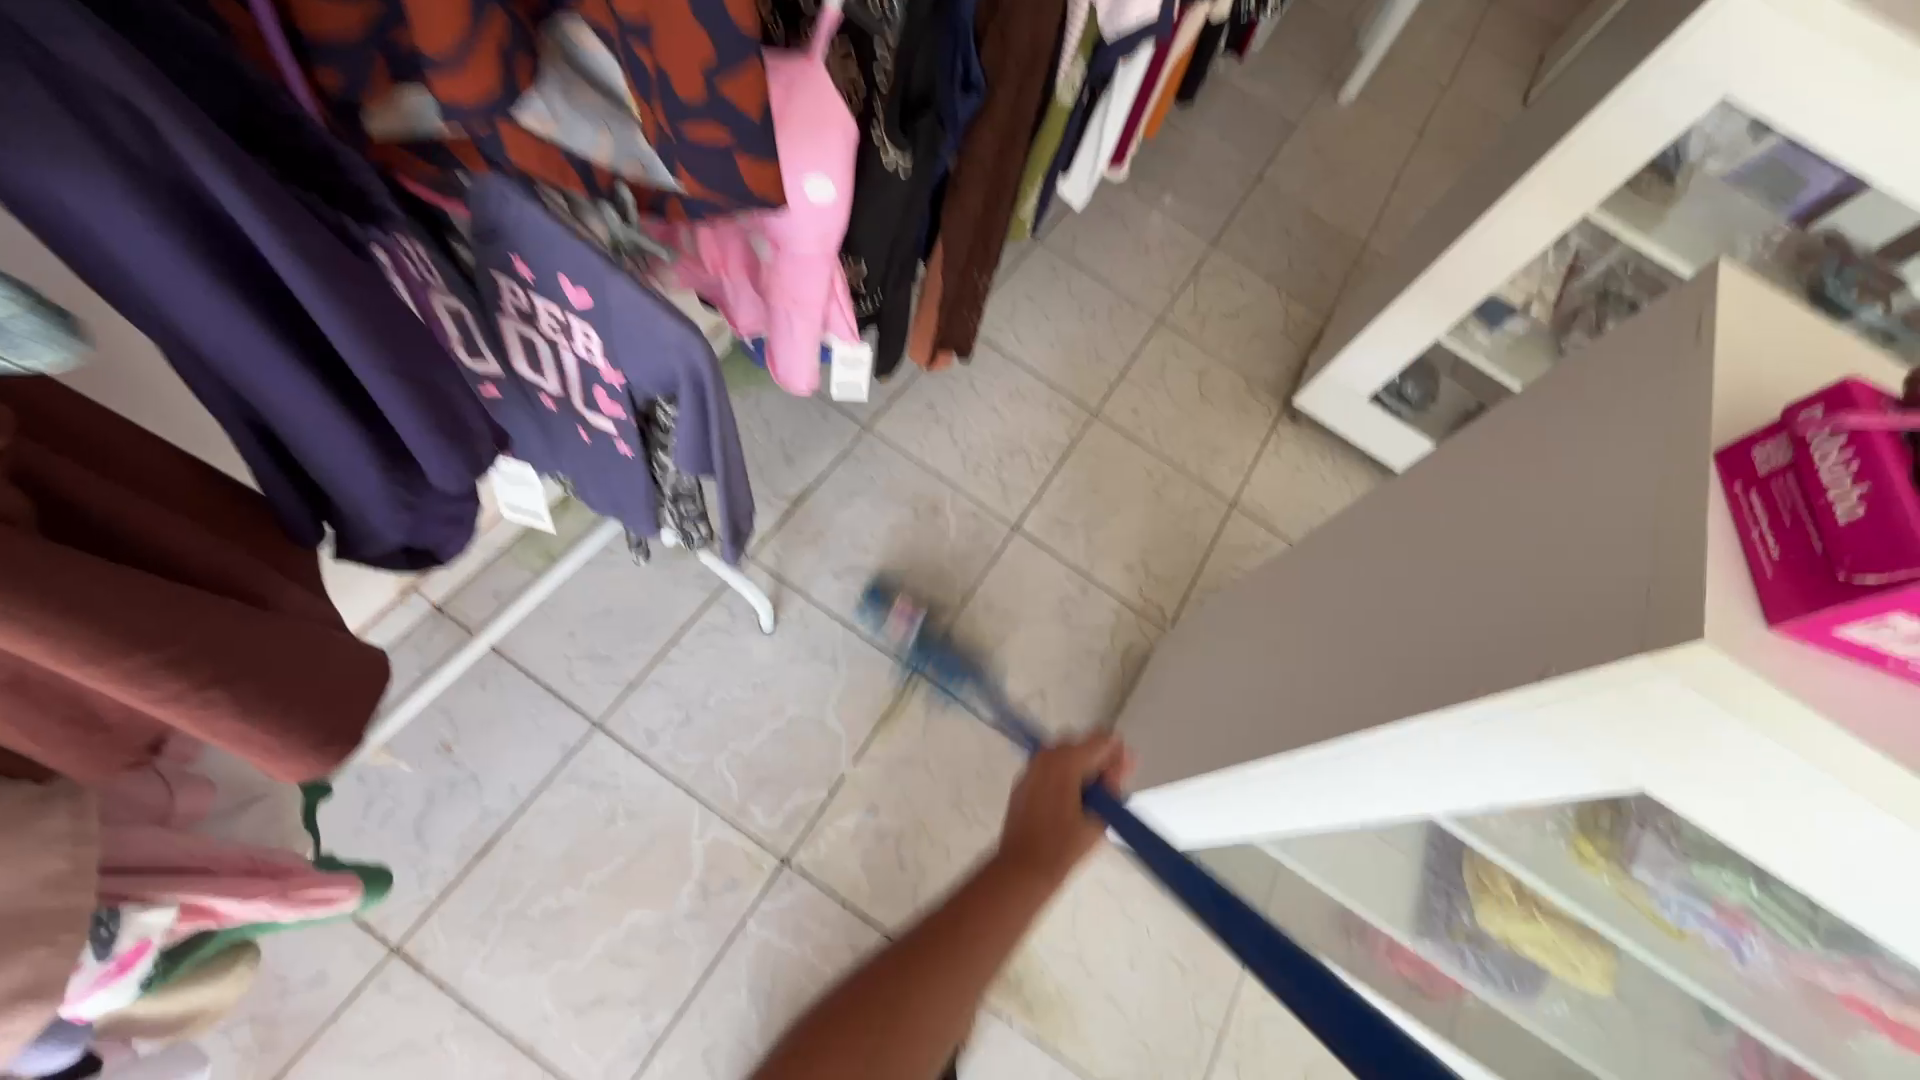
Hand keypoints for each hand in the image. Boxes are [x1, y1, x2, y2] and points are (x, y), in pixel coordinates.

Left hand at [994, 734, 1136, 885]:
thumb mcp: (1099, 815)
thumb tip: (1126, 759)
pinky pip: (1048, 765)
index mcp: (1067, 761)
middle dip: (1097, 758)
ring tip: (1088, 796)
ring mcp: (1031, 766)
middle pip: (1081, 743)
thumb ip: (1113, 782)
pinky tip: (1068, 800)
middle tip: (1107, 787)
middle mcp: (1046, 756)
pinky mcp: (1022, 779)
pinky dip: (1062, 773)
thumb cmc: (1065, 846)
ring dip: (1079, 765)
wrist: (1023, 867)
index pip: (1101, 739)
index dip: (1116, 753)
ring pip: (1063, 752)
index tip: (1123, 772)